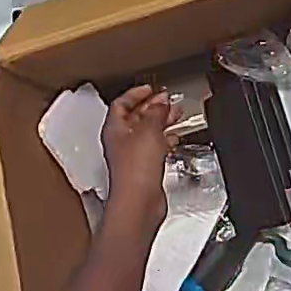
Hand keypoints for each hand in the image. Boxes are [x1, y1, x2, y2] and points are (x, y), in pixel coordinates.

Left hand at [100, 85, 175, 236]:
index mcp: (114, 129)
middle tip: (166, 99)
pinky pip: (154, 148)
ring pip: (146, 132)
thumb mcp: (148, 131)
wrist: (139, 202)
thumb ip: (156, 113)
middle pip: (135, 117)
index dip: (135, 94)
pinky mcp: (143, 169)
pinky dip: (164, 140)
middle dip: (152, 106)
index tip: (149, 88)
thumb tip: (160, 102)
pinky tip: (173, 138)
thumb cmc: (135, 171)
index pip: (121, 104)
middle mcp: (121, 142)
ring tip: (175, 113)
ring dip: (161, 121)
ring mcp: (132, 156)